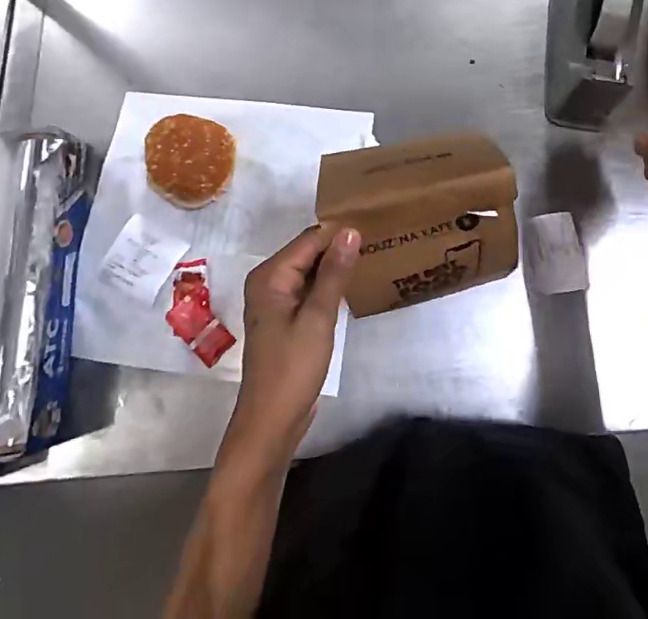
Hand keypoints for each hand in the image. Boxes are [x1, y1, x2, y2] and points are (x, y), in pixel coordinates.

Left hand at [224, 224, 358, 468]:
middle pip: (308, 253)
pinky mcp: (285, 319)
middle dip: (338, 248)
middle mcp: (268, 282)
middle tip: (379, 241)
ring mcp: (276, 302)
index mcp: (270, 275)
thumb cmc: (293, 367)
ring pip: (310, 272)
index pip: (309, 240)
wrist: (272, 421)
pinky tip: (352, 287)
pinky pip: (308, 291)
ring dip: (335, 268)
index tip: (374, 227)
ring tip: (373, 257)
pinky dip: (328, 288)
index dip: (339, 234)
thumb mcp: (318, 317)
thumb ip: (334, 272)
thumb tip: (351, 231)